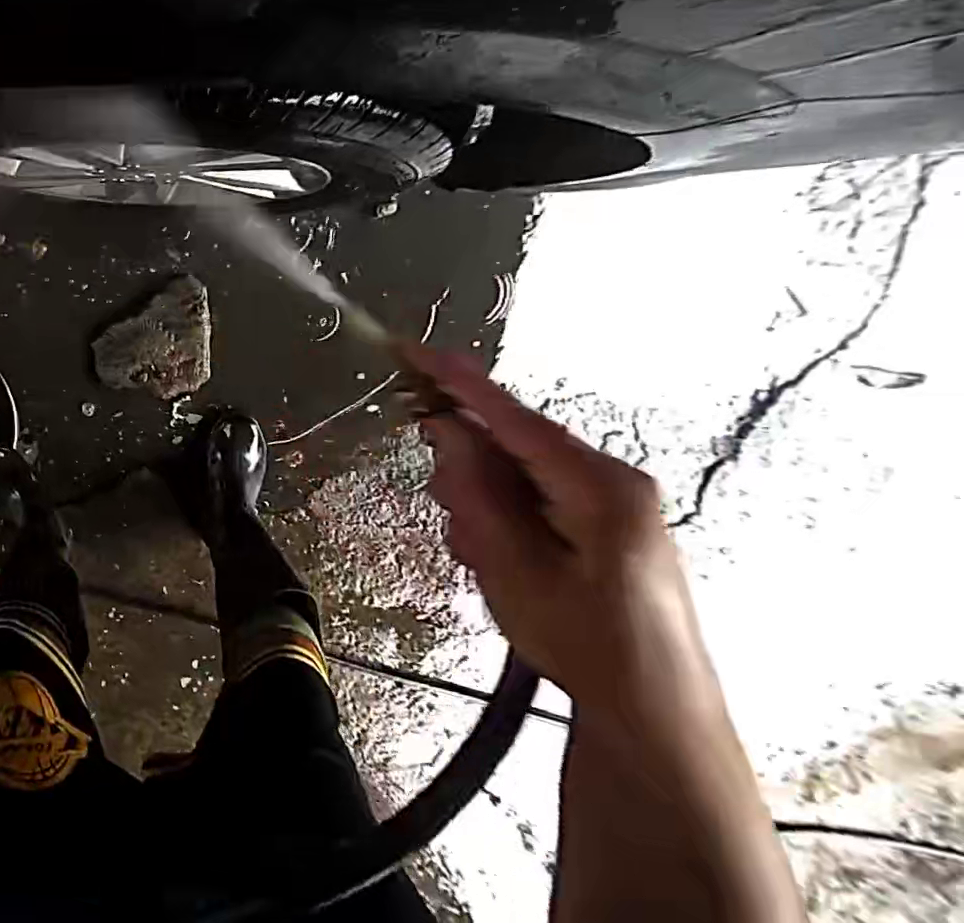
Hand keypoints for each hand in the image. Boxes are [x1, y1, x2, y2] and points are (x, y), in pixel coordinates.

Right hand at [399, 343, 721, 724]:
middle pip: (506, 447)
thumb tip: (444, 427)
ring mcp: (605, 501)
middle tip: (463, 531)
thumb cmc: (583, 641)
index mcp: (596, 483)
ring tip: (487, 560)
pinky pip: (529, 498)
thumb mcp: (512, 565)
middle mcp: (606, 479)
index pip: (511, 416)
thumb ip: (476, 491)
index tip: (410, 350)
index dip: (457, 380)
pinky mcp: (598, 522)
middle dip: (467, 478)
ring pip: (512, 475)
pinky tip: (500, 561)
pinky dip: (500, 521)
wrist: (652, 712)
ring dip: (481, 508)